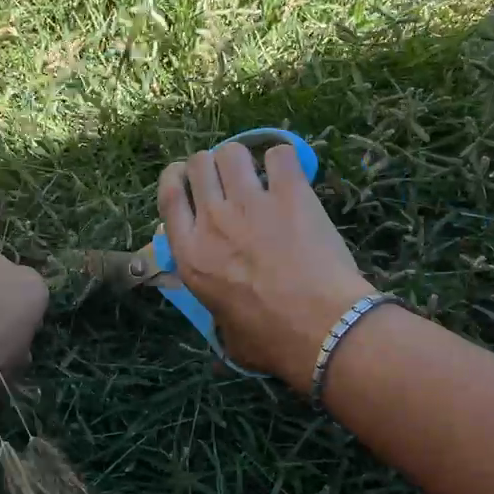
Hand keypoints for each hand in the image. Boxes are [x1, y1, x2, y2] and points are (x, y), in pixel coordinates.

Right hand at [158, 142, 373, 390]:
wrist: (325, 330)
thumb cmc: (273, 341)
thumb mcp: (225, 332)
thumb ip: (215, 313)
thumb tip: (221, 319)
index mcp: (190, 255)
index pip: (169, 196)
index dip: (175, 178)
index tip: (186, 177)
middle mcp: (213, 221)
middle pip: (198, 164)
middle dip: (211, 166)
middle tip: (229, 179)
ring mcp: (250, 204)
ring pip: (232, 152)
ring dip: (242, 158)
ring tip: (257, 173)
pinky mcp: (290, 195)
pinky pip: (279, 154)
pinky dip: (282, 159)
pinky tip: (289, 175)